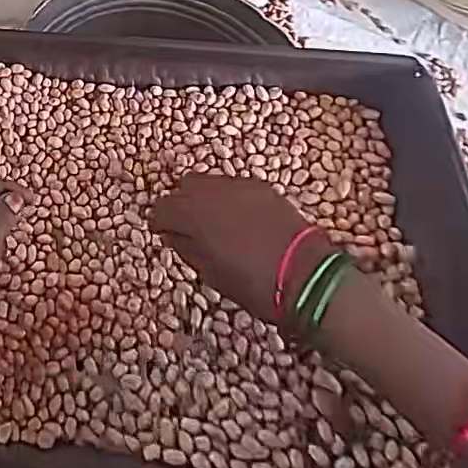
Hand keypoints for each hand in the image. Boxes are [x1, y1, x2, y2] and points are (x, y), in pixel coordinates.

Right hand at [147, 173, 327, 320]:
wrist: (309, 278)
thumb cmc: (254, 284)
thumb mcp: (211, 274)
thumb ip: (186, 248)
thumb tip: (173, 235)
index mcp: (191, 214)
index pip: (161, 208)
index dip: (158, 222)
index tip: (162, 233)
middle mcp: (210, 192)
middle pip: (181, 188)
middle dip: (179, 205)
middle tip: (186, 226)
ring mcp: (237, 186)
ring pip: (207, 182)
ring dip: (203, 197)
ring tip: (213, 220)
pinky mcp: (261, 187)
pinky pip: (233, 186)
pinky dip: (228, 198)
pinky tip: (239, 218)